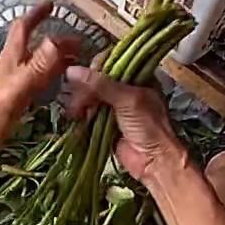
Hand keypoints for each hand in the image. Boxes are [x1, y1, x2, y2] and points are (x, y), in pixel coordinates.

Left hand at [0, 2, 80, 167]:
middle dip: (43, 31)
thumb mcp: (18, 89)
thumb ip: (39, 66)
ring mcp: (6, 85)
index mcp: (11, 61)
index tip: (52, 5)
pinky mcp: (7, 103)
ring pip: (28, 61)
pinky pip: (30, 81)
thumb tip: (58, 40)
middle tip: (64, 30)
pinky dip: (44, 76)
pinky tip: (49, 87)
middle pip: (25, 42)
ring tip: (65, 56)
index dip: (37, 14)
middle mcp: (8, 68)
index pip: (24, 28)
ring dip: (46, 54)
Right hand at [66, 65, 190, 186]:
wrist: (153, 161)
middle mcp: (126, 88)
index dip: (95, 68)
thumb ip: (100, 84)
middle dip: (84, 90)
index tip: (82, 76)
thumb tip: (71, 71)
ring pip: (91, 96)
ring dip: (80, 103)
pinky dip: (81, 115)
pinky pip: (89, 113)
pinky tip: (75, 118)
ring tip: (74, 113)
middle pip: (97, 80)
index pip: (111, 62)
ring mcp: (115, 106)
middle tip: (78, 102)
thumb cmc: (148, 126)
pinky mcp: (106, 122)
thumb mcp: (127, 100)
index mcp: (138, 77)